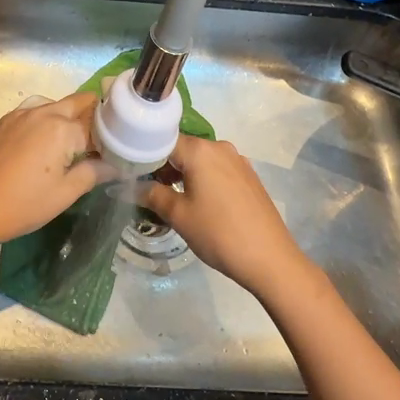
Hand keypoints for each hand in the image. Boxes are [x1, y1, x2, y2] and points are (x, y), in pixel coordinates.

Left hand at [0, 92, 120, 241]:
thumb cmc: (21, 205)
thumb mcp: (63, 195)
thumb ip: (92, 173)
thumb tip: (115, 166)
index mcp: (60, 128)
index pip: (98, 125)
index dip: (110, 139)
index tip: (116, 153)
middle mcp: (42, 112)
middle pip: (78, 102)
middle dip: (93, 118)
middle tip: (98, 145)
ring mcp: (20, 114)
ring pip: (56, 104)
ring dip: (69, 117)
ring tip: (73, 145)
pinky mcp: (5, 121)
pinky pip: (35, 110)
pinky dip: (48, 120)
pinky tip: (45, 145)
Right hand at [143, 136, 309, 295]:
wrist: (271, 259)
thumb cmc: (219, 233)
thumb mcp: (179, 216)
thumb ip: (152, 196)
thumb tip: (129, 187)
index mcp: (200, 150)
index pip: (162, 140)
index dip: (144, 154)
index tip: (131, 172)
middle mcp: (219, 147)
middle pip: (183, 148)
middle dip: (164, 165)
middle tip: (148, 189)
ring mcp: (238, 160)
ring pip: (201, 159)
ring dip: (184, 173)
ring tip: (172, 198)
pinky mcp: (249, 176)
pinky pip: (218, 169)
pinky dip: (204, 179)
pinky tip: (200, 203)